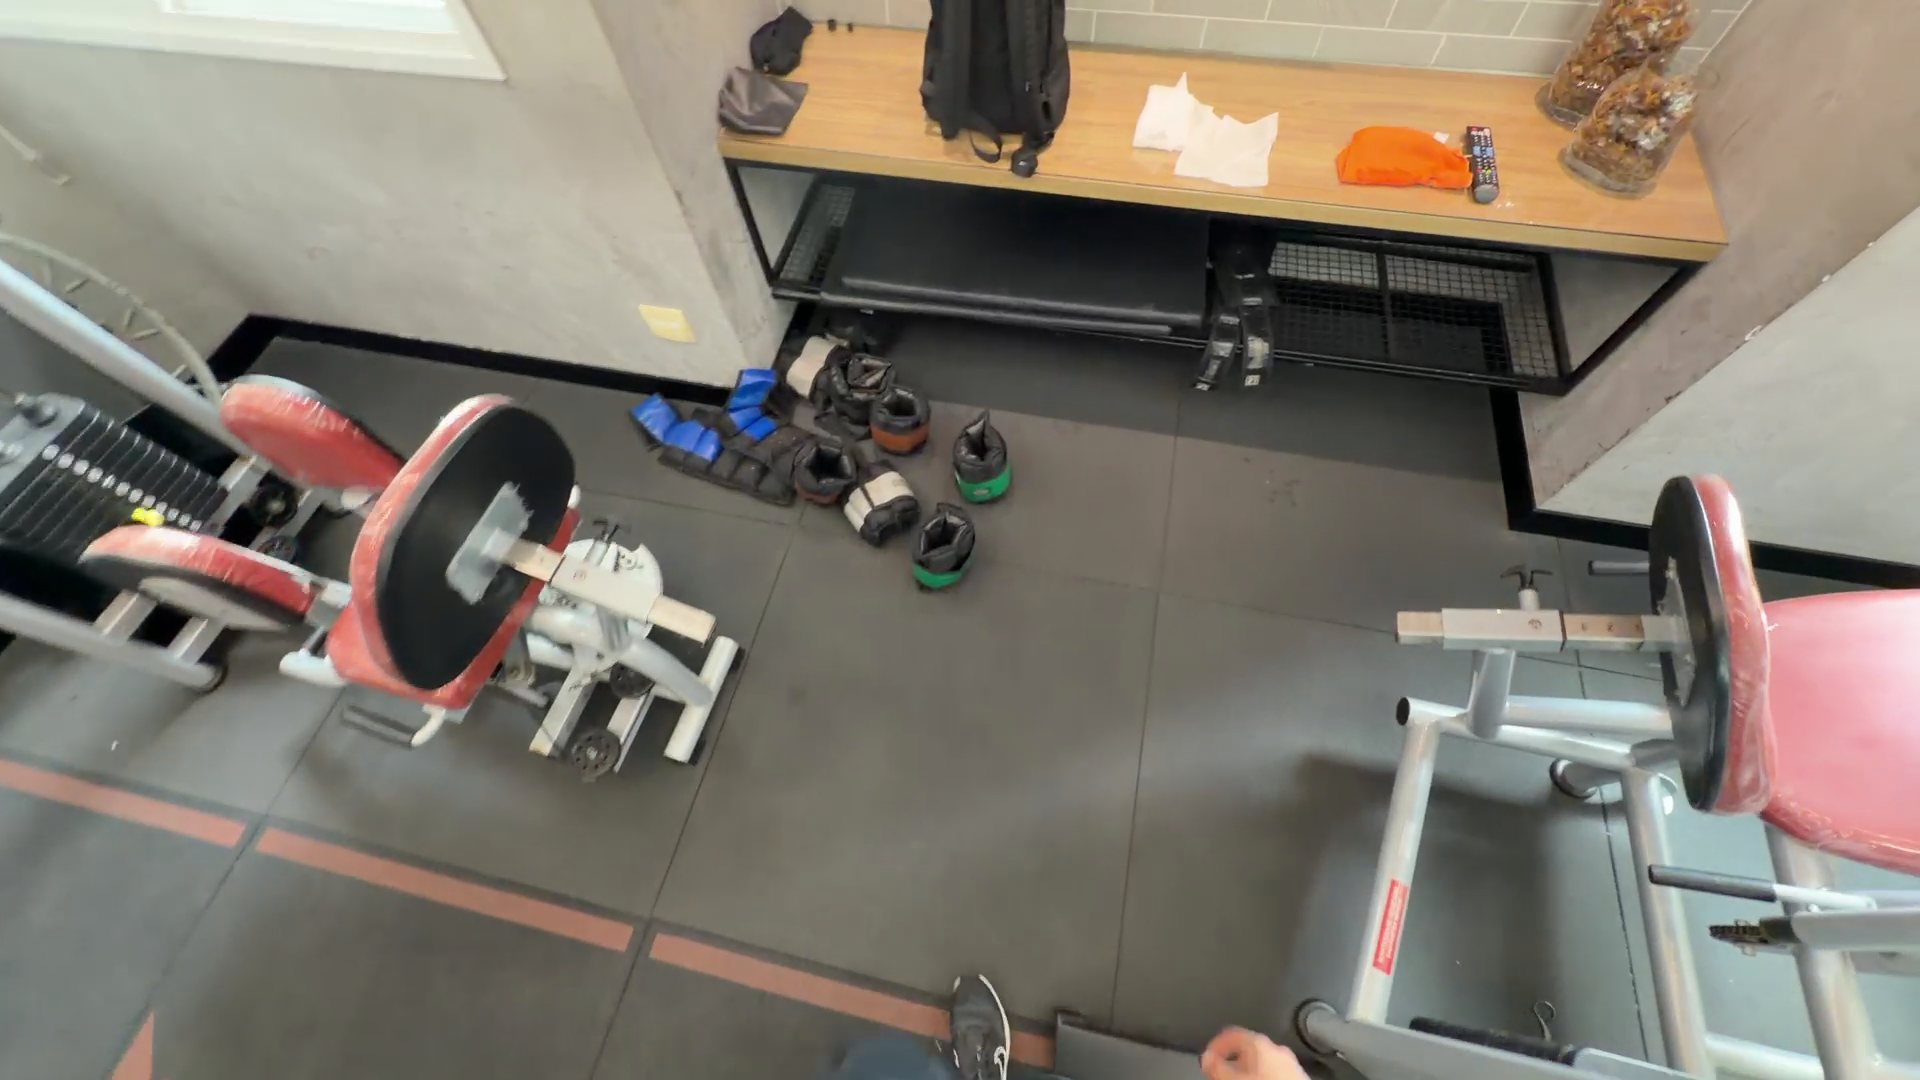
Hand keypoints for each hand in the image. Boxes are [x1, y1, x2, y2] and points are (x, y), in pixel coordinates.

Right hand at [1200, 1028, 1306, 1079]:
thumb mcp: (1235, 1078)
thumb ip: (1217, 1067)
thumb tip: (1206, 1057)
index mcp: (1259, 1042)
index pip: (1230, 1034)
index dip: (1216, 1045)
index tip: (1209, 1058)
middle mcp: (1276, 1048)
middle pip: (1248, 1048)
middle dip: (1233, 1061)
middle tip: (1223, 1073)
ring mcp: (1291, 1064)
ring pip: (1263, 1062)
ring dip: (1250, 1071)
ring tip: (1240, 1079)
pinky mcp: (1300, 1078)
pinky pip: (1276, 1073)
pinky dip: (1264, 1076)